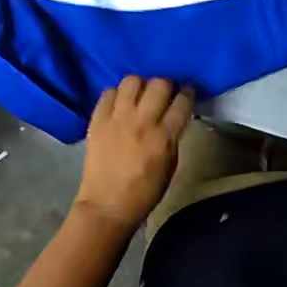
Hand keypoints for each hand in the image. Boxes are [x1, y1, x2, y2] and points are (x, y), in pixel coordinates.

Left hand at [72, 76, 194, 230]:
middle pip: (159, 84)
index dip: (188, 93)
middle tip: (163, 95)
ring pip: (132, 81)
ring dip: (140, 86)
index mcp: (164, 137)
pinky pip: (109, 92)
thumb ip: (173, 138)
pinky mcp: (97, 120)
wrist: (107, 205)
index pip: (183, 101)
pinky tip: (120, 105)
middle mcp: (142, 122)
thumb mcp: (170, 166)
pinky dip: (117, 95)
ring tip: (139, 96)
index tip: (187, 93)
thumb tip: (173, 118)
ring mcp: (117, 118)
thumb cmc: (144, 192)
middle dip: (165, 86)